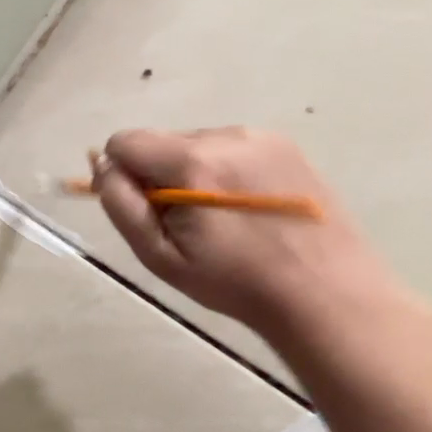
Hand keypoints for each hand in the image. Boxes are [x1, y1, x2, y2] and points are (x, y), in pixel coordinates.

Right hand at [92, 128, 398, 332]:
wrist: (328, 294)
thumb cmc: (234, 281)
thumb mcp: (158, 254)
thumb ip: (121, 204)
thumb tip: (103, 167)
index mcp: (193, 162)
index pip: (125, 141)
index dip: (121, 174)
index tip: (142, 209)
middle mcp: (228, 137)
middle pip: (160, 140)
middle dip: (157, 173)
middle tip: (183, 221)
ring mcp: (264, 138)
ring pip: (194, 143)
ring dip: (189, 171)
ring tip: (218, 217)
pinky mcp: (288, 147)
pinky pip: (228, 147)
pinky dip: (221, 171)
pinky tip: (244, 208)